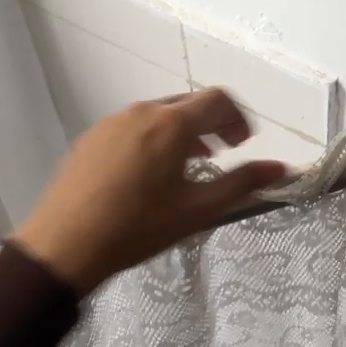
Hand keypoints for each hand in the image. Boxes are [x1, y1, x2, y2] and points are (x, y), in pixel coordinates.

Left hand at [14, 89, 288, 292]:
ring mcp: (112, 122)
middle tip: (222, 153)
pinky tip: (148, 174)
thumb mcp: (197, 210)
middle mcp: (142, 112)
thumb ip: (242, 184)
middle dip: (212, 123)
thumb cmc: (137, 228)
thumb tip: (282, 168)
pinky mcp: (91, 138)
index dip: (239, 118)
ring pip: (159, 114)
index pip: (218, 99)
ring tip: (188, 164)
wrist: (62, 246)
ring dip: (183, 131)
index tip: (243, 144)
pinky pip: (133, 126)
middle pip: (189, 103)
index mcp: (172, 124)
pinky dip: (154, 138)